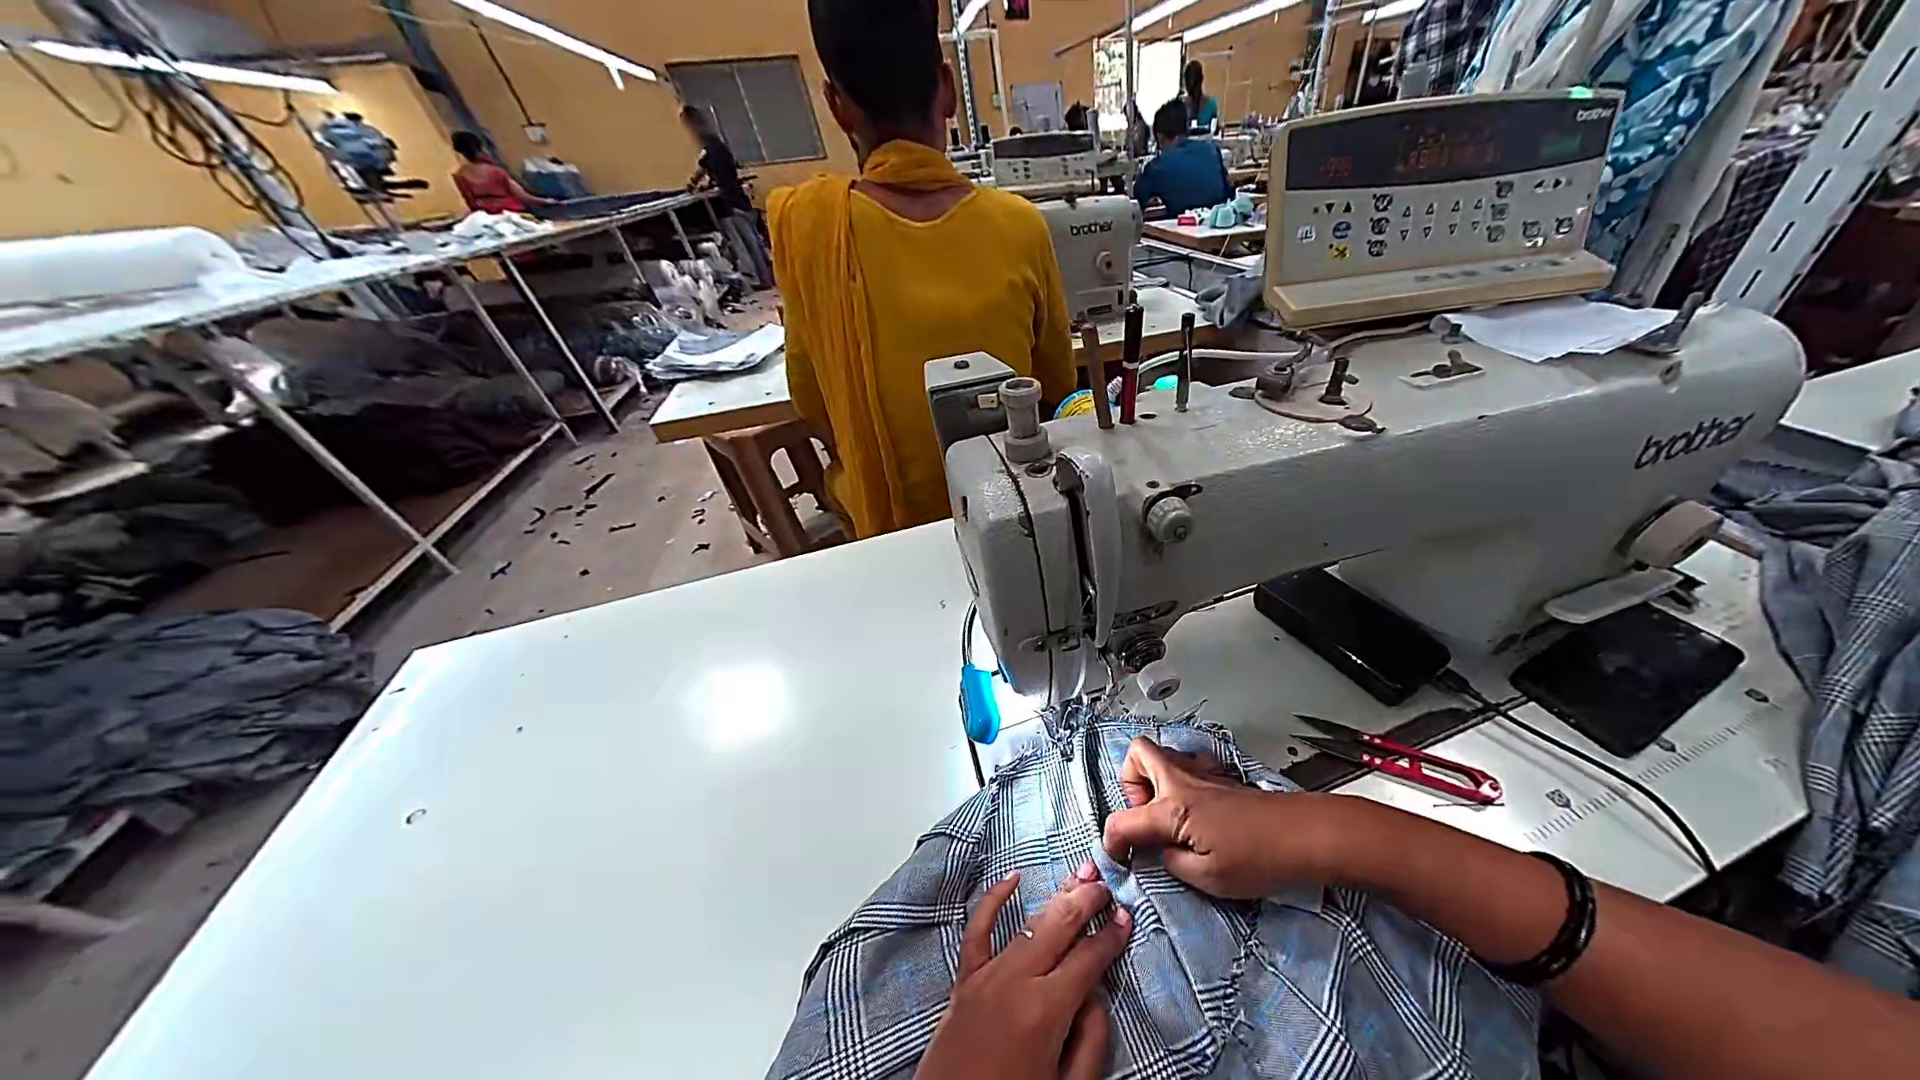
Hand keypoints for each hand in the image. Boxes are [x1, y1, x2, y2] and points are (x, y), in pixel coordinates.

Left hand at [915, 861, 1130, 1079]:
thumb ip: (1090, 1041)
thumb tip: (1096, 995)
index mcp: (1046, 1010)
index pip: (1088, 960)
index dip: (1111, 936)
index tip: (1126, 916)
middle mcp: (1016, 981)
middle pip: (1059, 926)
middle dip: (1086, 901)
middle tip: (1106, 885)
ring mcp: (986, 975)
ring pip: (1028, 922)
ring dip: (1056, 896)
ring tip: (1079, 874)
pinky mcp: (964, 979)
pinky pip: (978, 930)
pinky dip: (993, 900)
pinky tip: (1012, 878)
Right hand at [1101, 737, 1349, 898]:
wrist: (1307, 836)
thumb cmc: (1261, 859)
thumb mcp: (1209, 879)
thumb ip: (1173, 864)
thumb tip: (1163, 852)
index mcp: (1172, 808)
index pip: (1123, 819)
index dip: (1112, 841)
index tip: (1118, 856)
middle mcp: (1182, 782)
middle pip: (1137, 754)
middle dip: (1130, 782)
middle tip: (1145, 814)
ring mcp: (1203, 775)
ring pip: (1163, 756)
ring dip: (1155, 779)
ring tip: (1168, 813)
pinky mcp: (1221, 779)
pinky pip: (1187, 768)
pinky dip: (1181, 784)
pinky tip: (1197, 813)